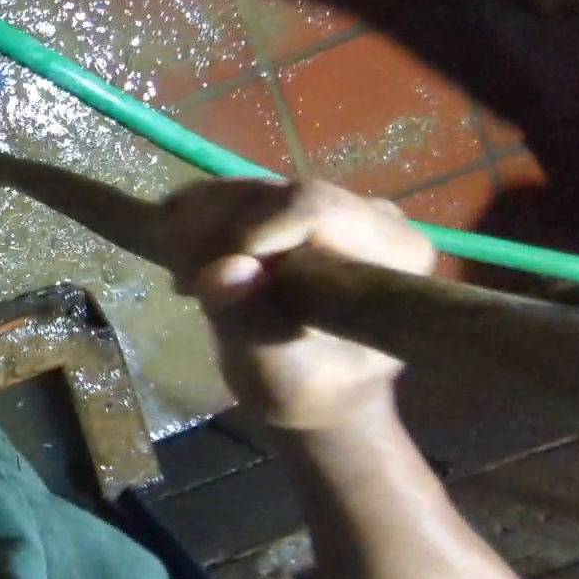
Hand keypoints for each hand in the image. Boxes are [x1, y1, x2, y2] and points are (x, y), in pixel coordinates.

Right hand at [159, 180, 436, 432]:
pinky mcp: (298, 207)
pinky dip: (196, 217)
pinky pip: (236, 192)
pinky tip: (184, 252)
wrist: (313, 388)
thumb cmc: (305, 388)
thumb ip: (251, 324)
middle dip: (214, 235)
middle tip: (185, 286)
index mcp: (394, 254)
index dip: (244, 234)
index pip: (310, 209)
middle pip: (273, 195)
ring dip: (197, 227)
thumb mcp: (275, 374)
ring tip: (185, 278)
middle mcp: (376, 217)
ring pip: (247, 190)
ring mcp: (335, 206)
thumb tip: (220, 272)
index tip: (198, 285)